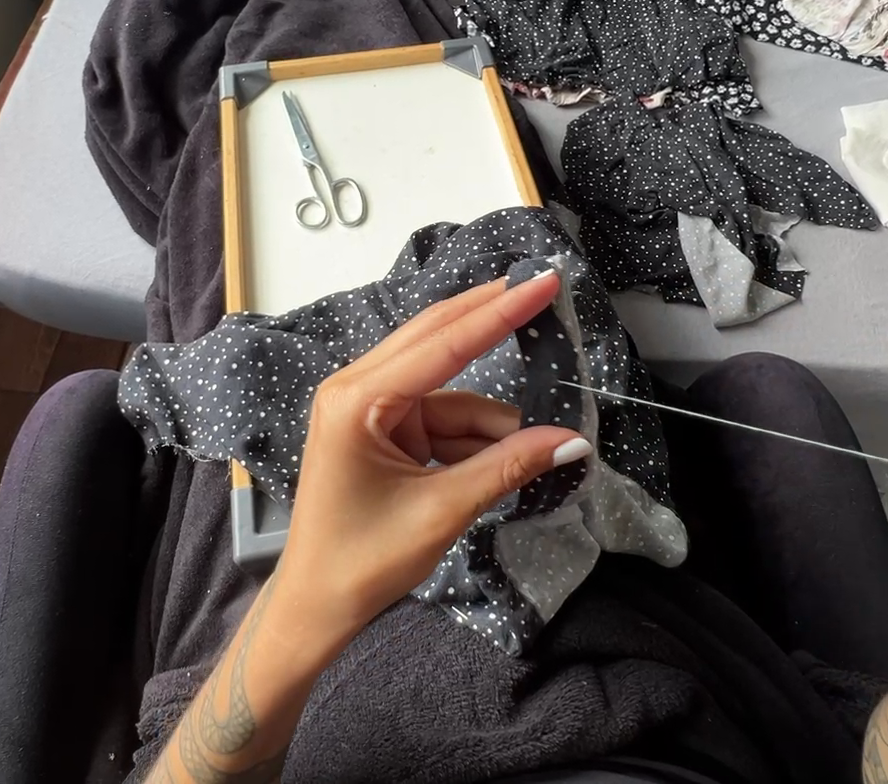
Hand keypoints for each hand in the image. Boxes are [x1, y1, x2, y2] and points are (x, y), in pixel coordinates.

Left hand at [270, 272, 590, 645]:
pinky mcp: (384, 426)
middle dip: (493, 321)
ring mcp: (371, 406)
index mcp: (357, 399)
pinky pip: (442, 417)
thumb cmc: (362, 562)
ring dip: (494, 417)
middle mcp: (358, 388)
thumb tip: (572, 441)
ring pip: (449, 389)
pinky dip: (477, 435)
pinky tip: (513, 455)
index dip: (499, 312)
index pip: (443, 343)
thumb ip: (507, 468)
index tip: (542, 281)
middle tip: (545, 290)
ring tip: (547, 441)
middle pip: (439, 340)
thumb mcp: (441, 511)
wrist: (315, 607)